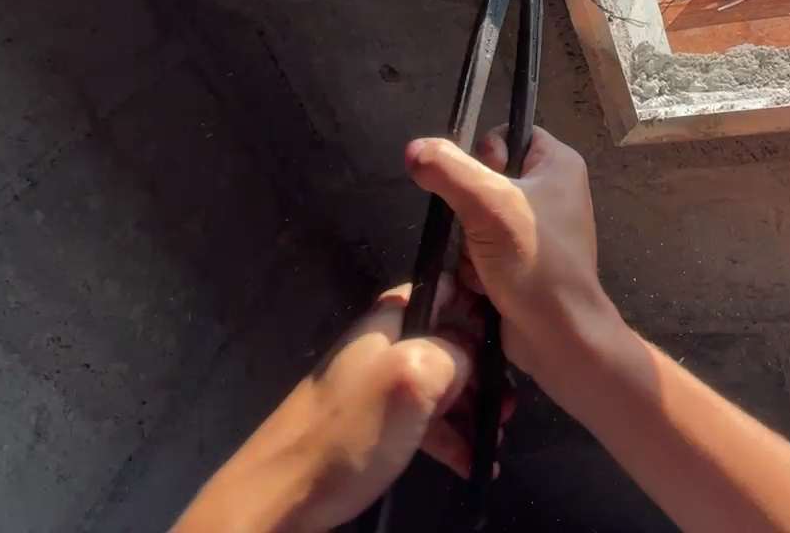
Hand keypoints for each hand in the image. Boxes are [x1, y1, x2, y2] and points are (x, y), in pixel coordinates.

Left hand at [172, 285, 482, 532]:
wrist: (274, 504)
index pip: (448, 285)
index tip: (515, 330)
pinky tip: (474, 463)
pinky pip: (424, 420)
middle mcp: (387, 342)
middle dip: (485, 368)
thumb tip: (472, 359)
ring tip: (498, 436)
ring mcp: (379, 384)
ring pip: (442, 382)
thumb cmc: (347, 432)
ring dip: (473, 408)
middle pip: (452, 338)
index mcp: (392, 317)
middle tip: (510, 401)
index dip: (484, 301)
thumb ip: (456, 353)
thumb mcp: (414, 377)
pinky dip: (452, 438)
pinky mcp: (374, 424)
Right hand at [405, 128, 618, 384]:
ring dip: (469, 242)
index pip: (509, 133)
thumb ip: (448, 170)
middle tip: (479, 228)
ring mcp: (539, 228)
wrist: (559, 335)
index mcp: (558, 163)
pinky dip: (477, 264)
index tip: (484, 181)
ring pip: (478, 217)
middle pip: (487, 178)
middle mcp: (553, 189)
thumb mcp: (487, 204)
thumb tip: (414, 149)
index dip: (486, 153)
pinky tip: (483, 282)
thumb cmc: (534, 259)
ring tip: (481, 261)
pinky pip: (484, 247)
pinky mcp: (525, 260)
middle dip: (470, 208)